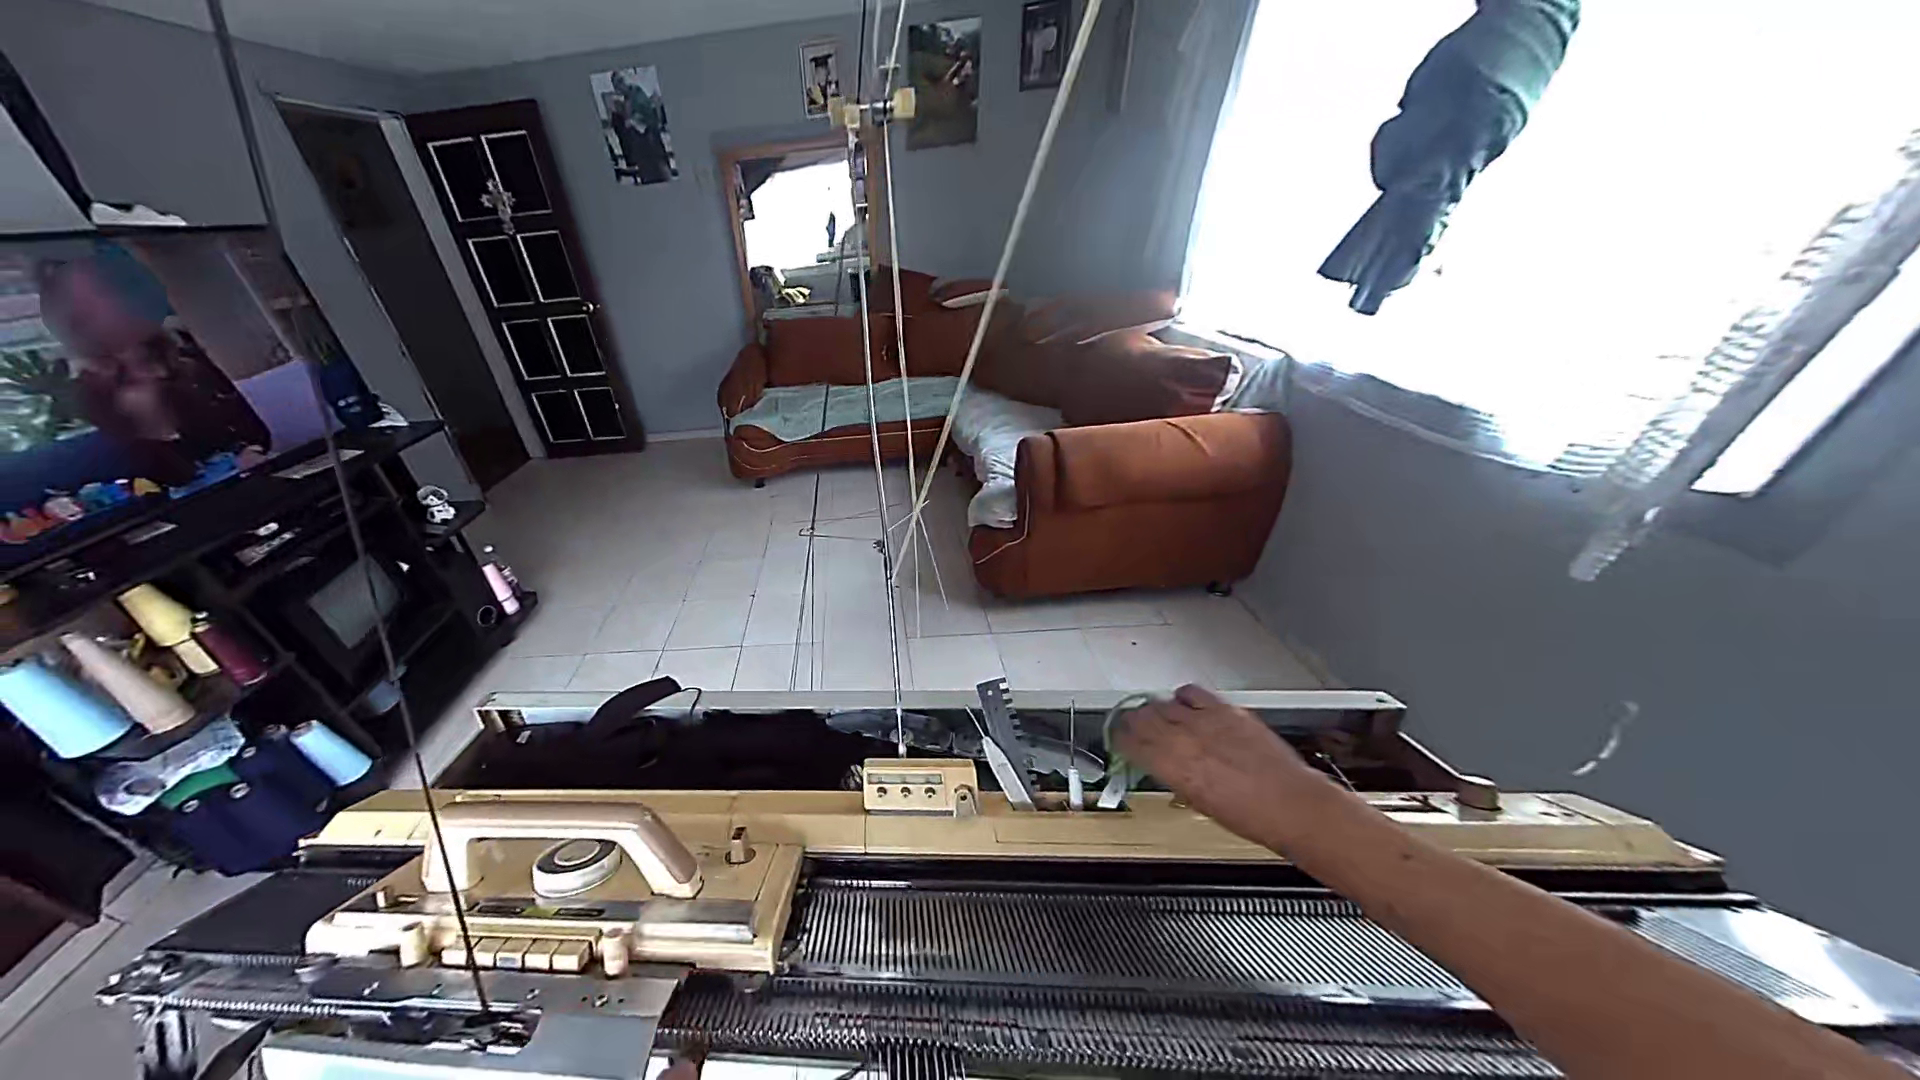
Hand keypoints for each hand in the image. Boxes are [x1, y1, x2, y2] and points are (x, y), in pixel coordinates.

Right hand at [1113, 684, 1329, 843]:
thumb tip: (1162, 764)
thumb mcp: (1197, 801)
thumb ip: (1174, 776)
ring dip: (1155, 709)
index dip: (1120, 738)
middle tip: (1131, 724)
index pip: (1130, 741)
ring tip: (1156, 714)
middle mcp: (1183, 740)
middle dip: (1132, 721)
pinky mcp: (1225, 710)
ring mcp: (1204, 721)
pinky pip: (1192, 693)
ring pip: (1162, 703)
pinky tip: (1185, 703)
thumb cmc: (1249, 815)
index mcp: (1172, 767)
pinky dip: (1183, 697)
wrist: (1291, 805)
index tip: (1119, 738)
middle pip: (1141, 717)